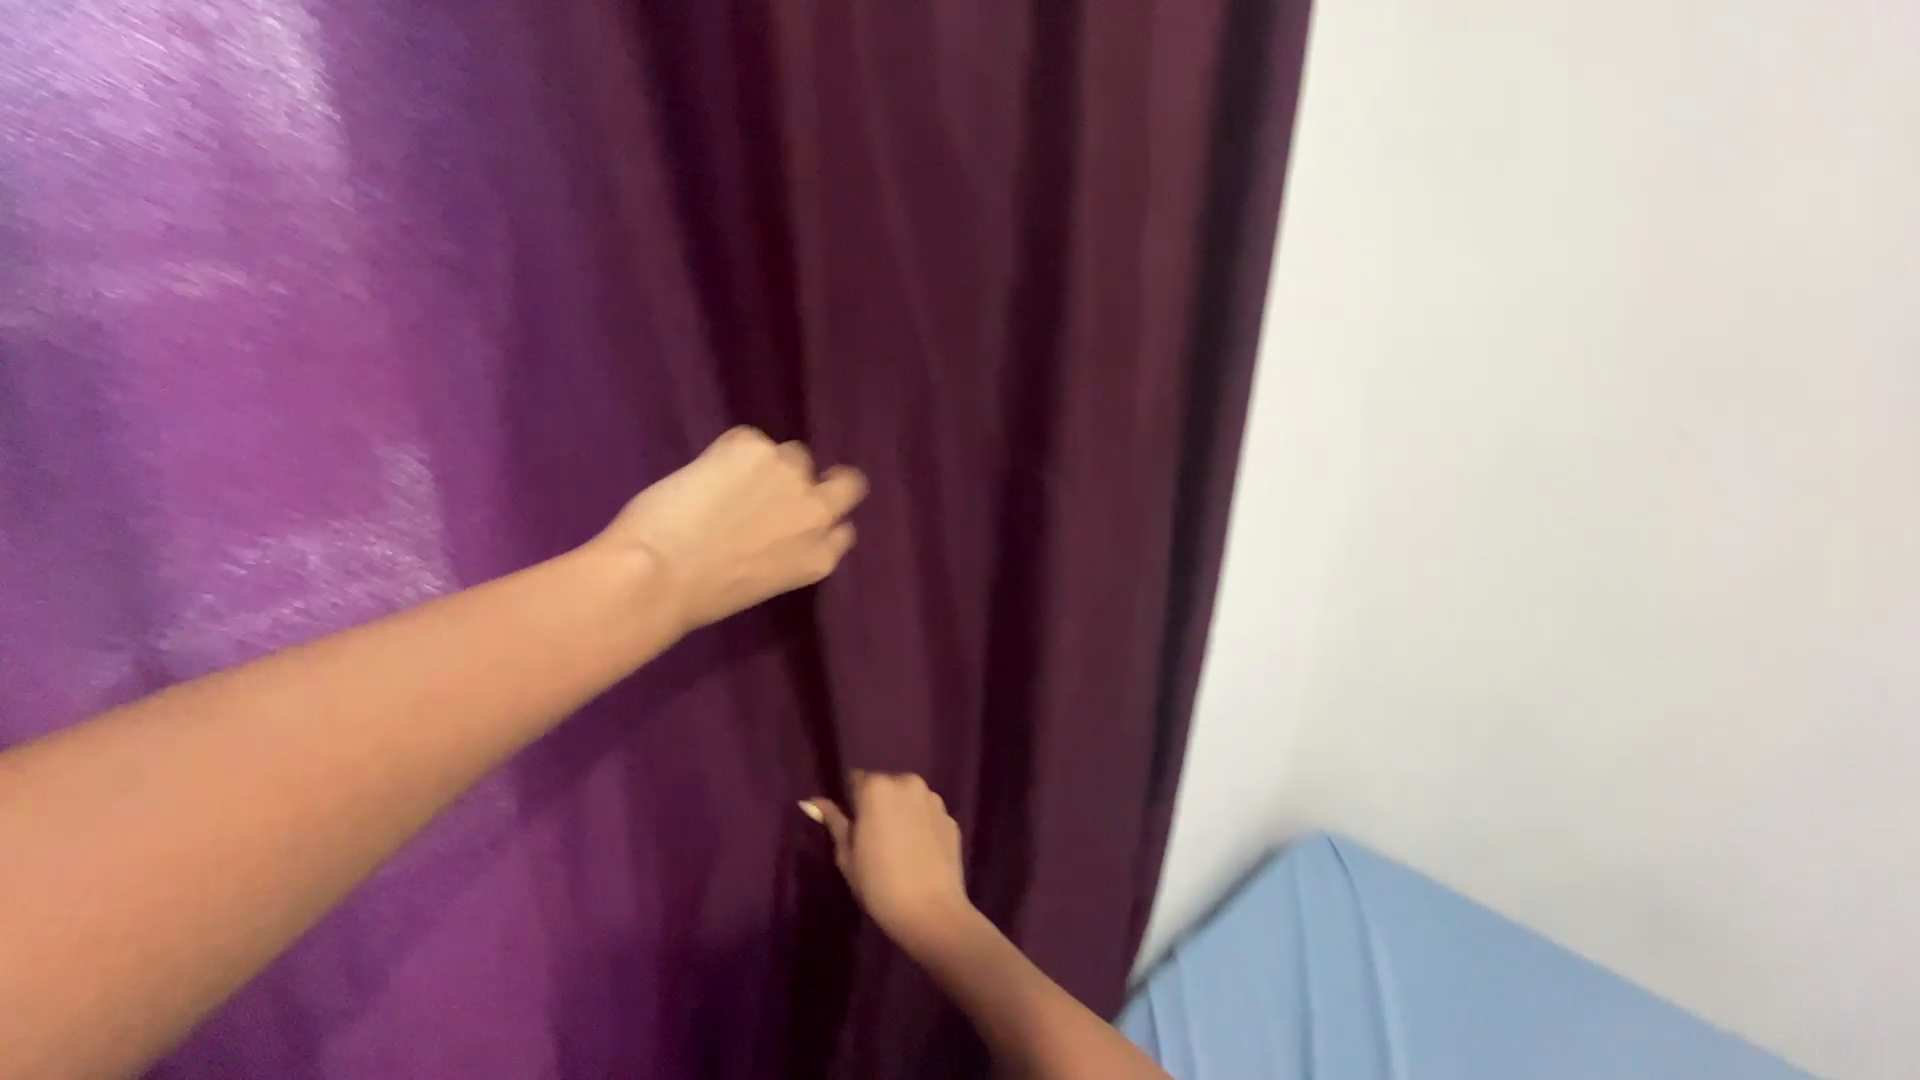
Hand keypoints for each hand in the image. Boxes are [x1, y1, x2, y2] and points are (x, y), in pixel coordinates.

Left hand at [594, 427, 866, 635]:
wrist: (659, 573)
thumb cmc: (701, 595)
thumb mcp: (765, 581)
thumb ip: (786, 549)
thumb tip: (772, 525)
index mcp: (819, 558)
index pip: (842, 528)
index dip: (816, 518)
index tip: (793, 520)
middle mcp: (817, 513)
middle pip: (846, 483)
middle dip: (817, 480)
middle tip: (778, 485)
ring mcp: (790, 475)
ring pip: (791, 455)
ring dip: (767, 464)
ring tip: (727, 482)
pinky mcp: (755, 446)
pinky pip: (747, 439)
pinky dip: (727, 452)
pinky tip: (702, 475)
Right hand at [804, 773, 974, 953]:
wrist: (931, 912)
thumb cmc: (879, 884)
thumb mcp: (846, 855)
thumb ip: (833, 821)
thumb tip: (812, 801)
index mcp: (877, 787)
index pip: (855, 779)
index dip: (851, 800)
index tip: (852, 823)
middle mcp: (908, 783)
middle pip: (885, 786)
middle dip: (878, 804)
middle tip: (873, 837)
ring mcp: (934, 800)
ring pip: (909, 798)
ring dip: (901, 812)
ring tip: (898, 846)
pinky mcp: (951, 819)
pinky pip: (928, 815)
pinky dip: (921, 825)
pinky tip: (919, 853)